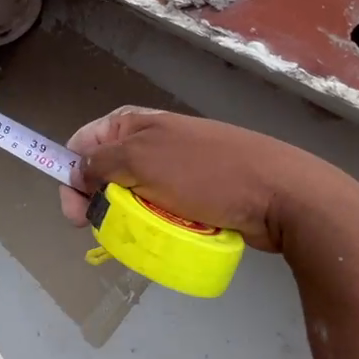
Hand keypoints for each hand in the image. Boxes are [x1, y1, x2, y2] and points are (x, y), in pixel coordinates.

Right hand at [56, 107, 347, 251]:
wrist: (288, 196)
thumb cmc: (206, 172)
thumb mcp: (139, 160)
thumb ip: (97, 163)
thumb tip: (77, 173)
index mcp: (132, 123)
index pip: (83, 143)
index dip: (71, 172)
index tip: (75, 207)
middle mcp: (150, 141)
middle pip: (104, 171)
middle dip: (96, 199)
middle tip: (96, 229)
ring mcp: (177, 167)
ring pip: (133, 193)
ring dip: (125, 214)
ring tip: (132, 236)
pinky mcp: (199, 194)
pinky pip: (162, 209)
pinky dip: (154, 223)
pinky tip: (159, 236)